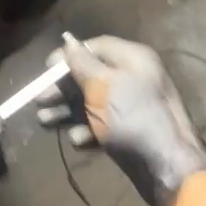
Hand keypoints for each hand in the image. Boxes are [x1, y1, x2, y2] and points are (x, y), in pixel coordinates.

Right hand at [37, 36, 205, 205]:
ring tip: (44, 121)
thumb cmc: (133, 117)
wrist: (166, 165)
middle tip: (39, 100)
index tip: (45, 69)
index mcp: (133, 59)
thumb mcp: (104, 86)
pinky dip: (88, 131)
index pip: (97, 47)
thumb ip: (83, 63)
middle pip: (92, 76)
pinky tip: (77, 140)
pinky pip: (104, 125)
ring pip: (94, 103)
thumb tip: (68, 40)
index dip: (69, 56)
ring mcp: (133, 107)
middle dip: (63, 88)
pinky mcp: (130, 131)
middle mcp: (135, 78)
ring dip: (68, 111)